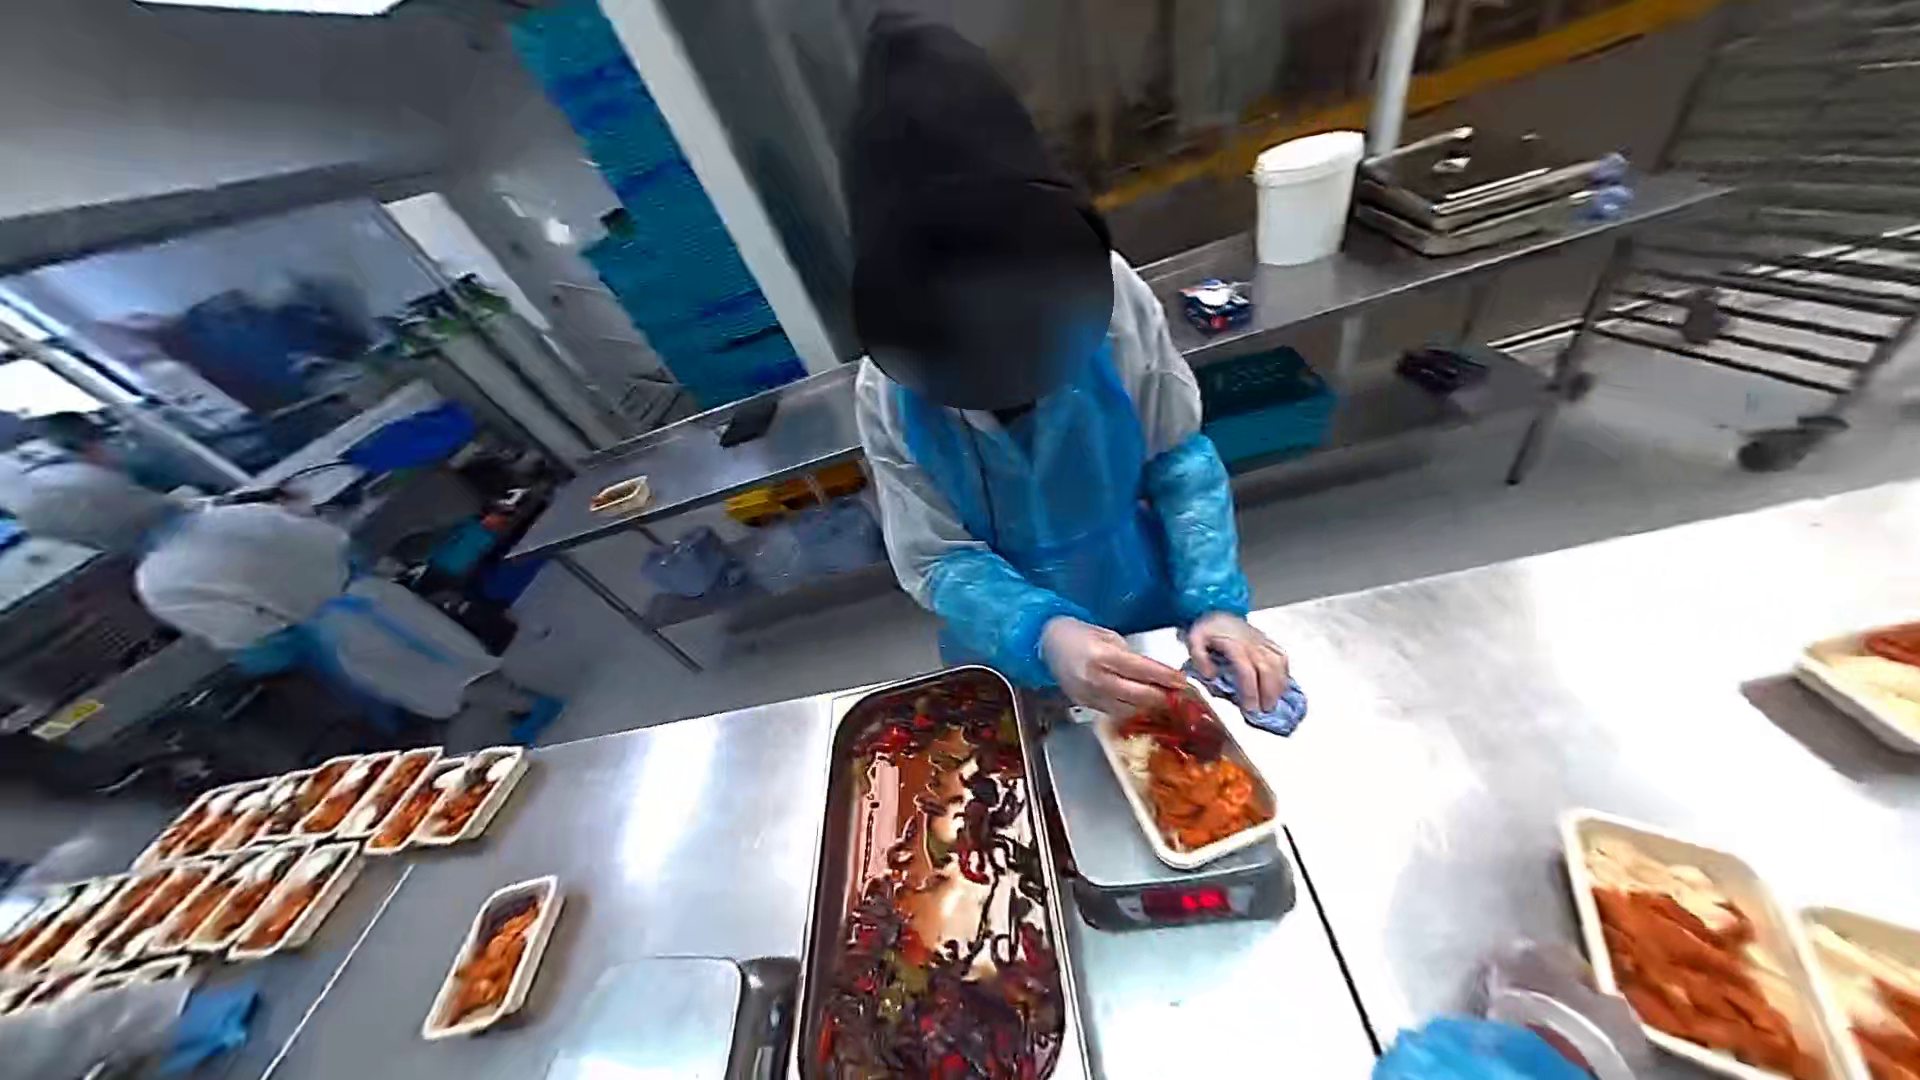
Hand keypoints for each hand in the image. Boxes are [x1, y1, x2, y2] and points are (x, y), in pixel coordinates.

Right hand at [1040, 617, 1186, 716]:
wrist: (1048, 642)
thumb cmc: (1079, 633)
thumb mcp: (1108, 636)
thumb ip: (1131, 656)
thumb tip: (1156, 673)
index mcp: (1102, 656)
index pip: (1142, 671)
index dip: (1165, 677)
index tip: (1182, 681)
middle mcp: (1095, 679)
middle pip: (1139, 696)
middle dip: (1162, 696)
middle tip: (1177, 695)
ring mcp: (1089, 695)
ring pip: (1128, 709)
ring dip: (1148, 706)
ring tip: (1161, 700)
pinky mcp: (1085, 705)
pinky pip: (1114, 712)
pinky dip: (1130, 709)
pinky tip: (1139, 703)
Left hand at [1186, 612, 1288, 712]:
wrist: (1215, 610)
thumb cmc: (1205, 629)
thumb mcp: (1194, 640)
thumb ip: (1199, 658)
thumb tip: (1211, 675)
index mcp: (1234, 645)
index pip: (1247, 671)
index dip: (1250, 691)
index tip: (1250, 708)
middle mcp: (1252, 644)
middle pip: (1268, 670)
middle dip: (1269, 693)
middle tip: (1265, 710)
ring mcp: (1262, 641)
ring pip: (1279, 664)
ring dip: (1279, 685)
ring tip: (1273, 701)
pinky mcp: (1267, 641)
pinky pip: (1282, 656)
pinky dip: (1284, 672)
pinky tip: (1280, 685)